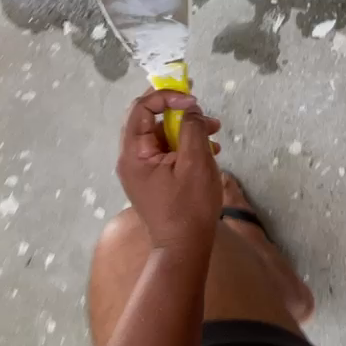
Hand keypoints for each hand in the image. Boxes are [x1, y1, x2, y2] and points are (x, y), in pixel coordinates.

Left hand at [116, 89, 223, 252]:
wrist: (184, 248)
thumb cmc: (189, 206)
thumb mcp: (195, 162)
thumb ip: (192, 127)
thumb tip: (190, 109)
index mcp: (134, 153)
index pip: (141, 108)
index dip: (166, 96)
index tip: (192, 101)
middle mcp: (131, 158)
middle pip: (147, 117)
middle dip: (175, 106)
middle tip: (197, 100)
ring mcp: (142, 168)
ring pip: (161, 132)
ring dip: (186, 125)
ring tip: (214, 129)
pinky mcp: (154, 176)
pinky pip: (167, 148)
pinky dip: (186, 142)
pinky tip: (210, 148)